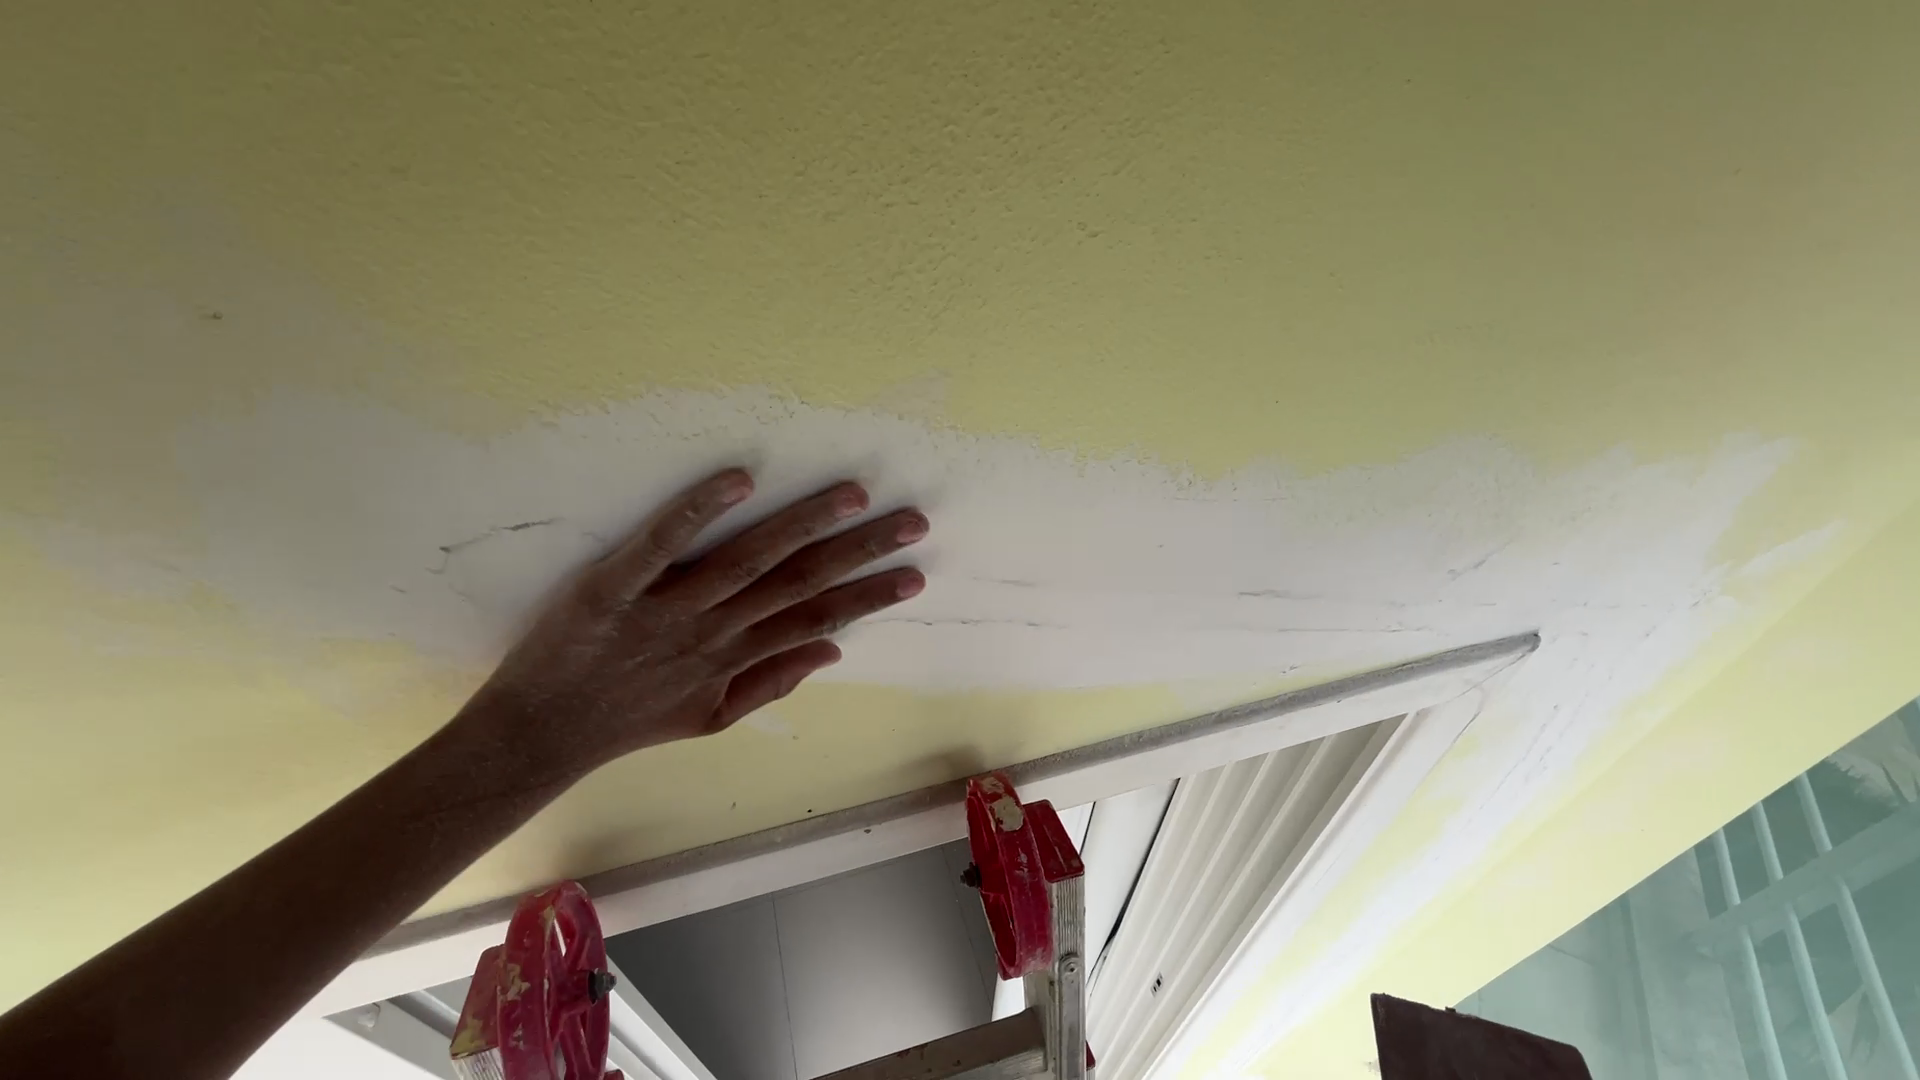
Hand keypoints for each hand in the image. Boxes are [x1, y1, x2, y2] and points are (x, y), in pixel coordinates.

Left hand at [459, 468, 926, 778]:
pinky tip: (740, 480)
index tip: (914, 575)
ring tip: (852, 496)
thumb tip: (836, 650)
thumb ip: (774, 683)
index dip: (868, 598)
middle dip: (860, 553)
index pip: (818, 622)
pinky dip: (698, 512)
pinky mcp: (613, 588)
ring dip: (802, 526)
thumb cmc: (631, 719)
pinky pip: (660, 545)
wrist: (539, 733)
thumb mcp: (712, 717)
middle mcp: (714, 630)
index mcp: (737, 659)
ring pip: (746, 561)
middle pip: (798, 584)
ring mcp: (666, 608)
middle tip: (912, 522)